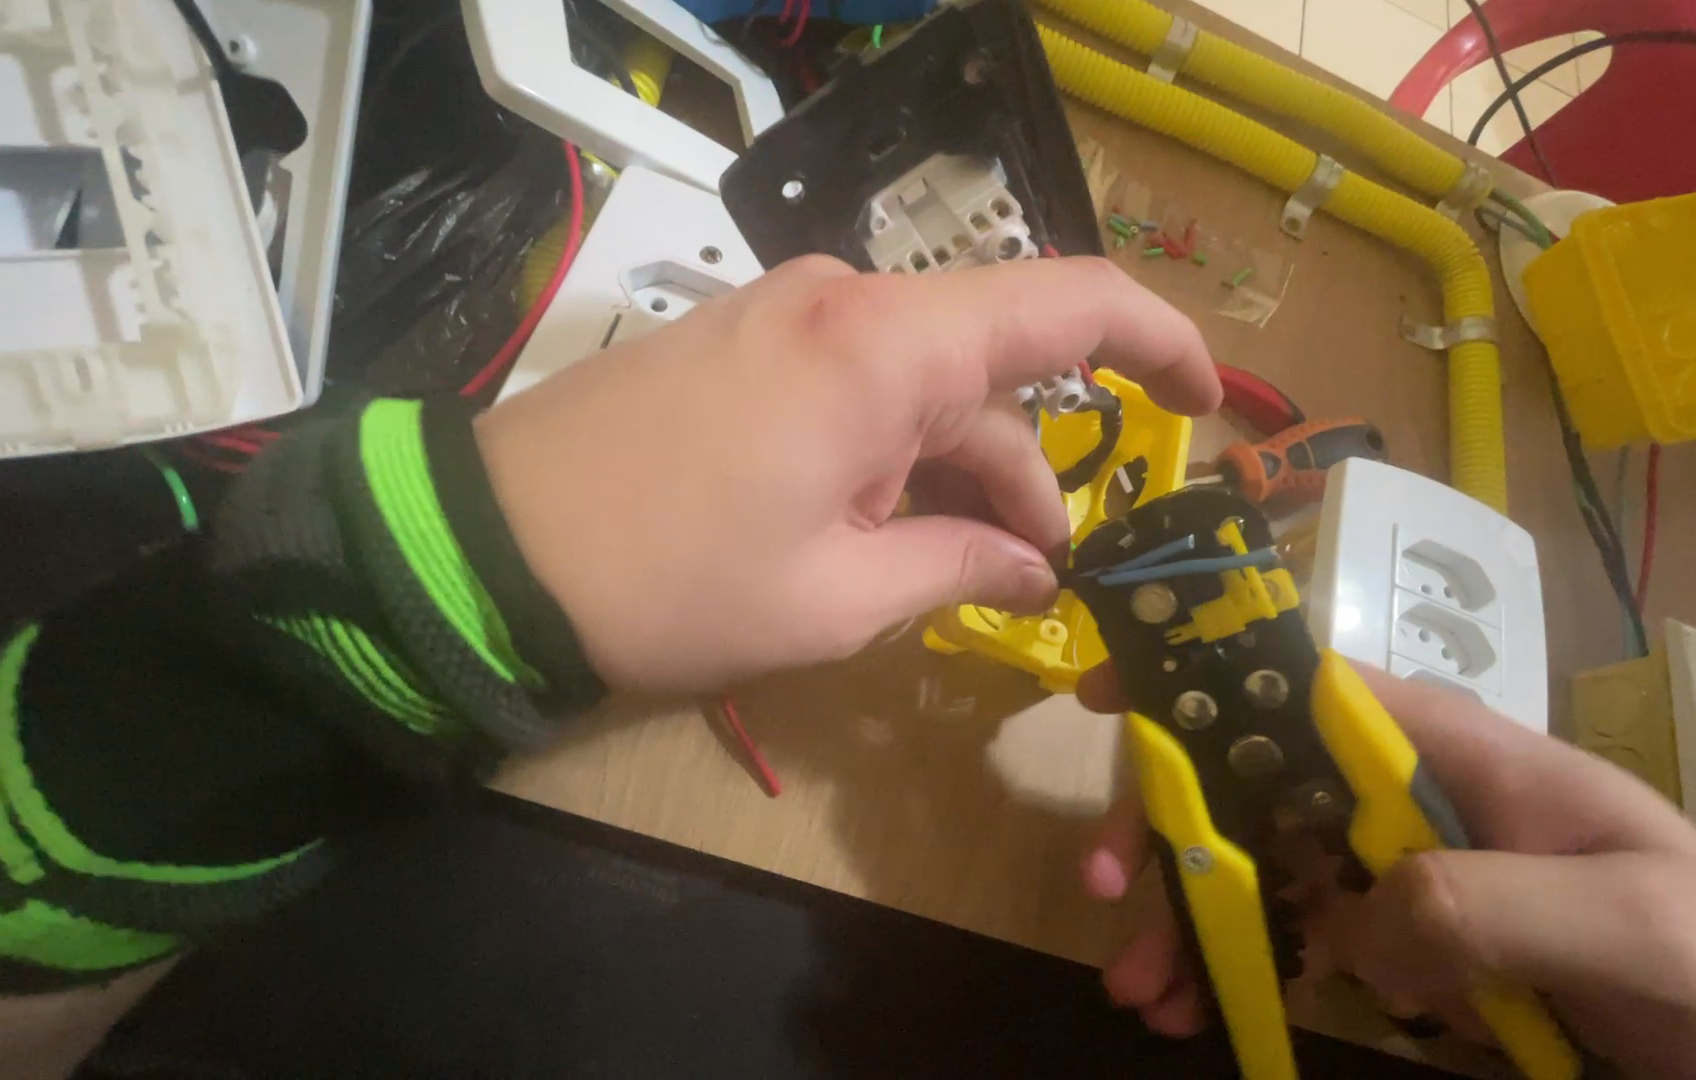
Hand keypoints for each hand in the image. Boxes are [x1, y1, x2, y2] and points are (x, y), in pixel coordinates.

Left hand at [476, 255, 1220, 694]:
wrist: (491, 553)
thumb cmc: (672, 583)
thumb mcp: (834, 597)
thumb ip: (954, 564)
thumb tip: (1032, 568)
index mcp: (886, 349)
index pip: (1068, 305)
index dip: (1157, 344)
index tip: (1204, 401)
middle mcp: (848, 307)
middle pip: (990, 377)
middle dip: (1025, 476)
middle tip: (1036, 576)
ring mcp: (792, 322)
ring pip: (923, 392)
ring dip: (955, 477)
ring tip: (958, 569)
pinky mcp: (750, 351)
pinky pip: (861, 393)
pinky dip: (896, 459)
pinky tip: (885, 529)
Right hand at [1075, 663, 1695, 1077]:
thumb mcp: (1641, 929)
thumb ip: (1485, 901)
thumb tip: (1348, 923)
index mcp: (1441, 746)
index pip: (1297, 683)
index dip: (1197, 678)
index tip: (1109, 704)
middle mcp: (1393, 792)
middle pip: (1245, 779)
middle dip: (1165, 827)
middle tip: (1104, 888)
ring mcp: (1382, 867)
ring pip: (1249, 863)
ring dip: (1182, 915)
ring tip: (1138, 986)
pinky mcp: (1384, 938)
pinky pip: (1283, 936)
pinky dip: (1226, 965)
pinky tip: (1189, 1005)